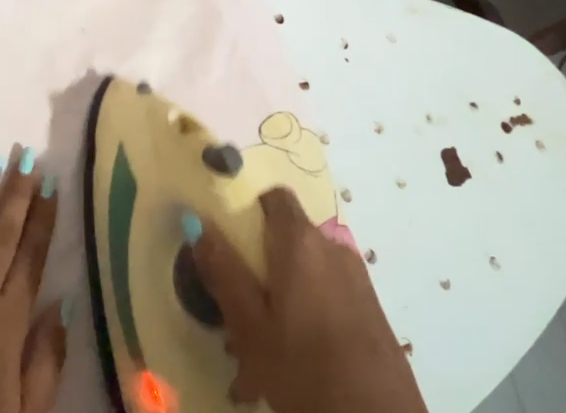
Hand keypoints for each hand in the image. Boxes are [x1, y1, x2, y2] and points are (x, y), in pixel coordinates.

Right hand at [192, 188, 426, 412]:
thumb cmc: (305, 369)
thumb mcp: (249, 325)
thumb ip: (222, 269)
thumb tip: (197, 220)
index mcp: (301, 242)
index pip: (273, 196)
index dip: (246, 207)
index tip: (222, 237)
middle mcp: (332, 248)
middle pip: (284, 240)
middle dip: (254, 269)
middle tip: (230, 314)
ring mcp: (355, 280)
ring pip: (302, 276)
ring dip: (274, 302)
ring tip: (251, 356)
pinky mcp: (368, 312)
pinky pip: (323, 299)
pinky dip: (300, 319)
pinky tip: (284, 366)